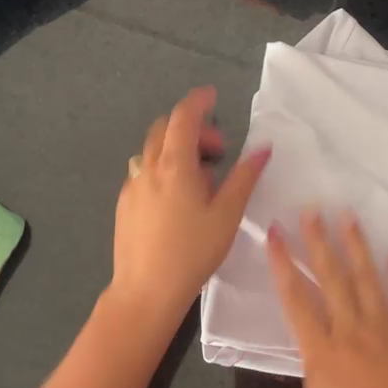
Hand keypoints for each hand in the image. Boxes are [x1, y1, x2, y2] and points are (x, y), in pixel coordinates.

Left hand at [110, 87, 270, 323]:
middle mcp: (148, 168)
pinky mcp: (124, 205)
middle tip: (218, 151)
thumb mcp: (227, 215)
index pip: (183, 117)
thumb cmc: (192, 252)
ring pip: (152, 152)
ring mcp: (132, 186)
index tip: (213, 96)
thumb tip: (263, 149)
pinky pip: (144, 173)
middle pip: (164, 129)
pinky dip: (163, 170)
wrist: (145, 291)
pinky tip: (178, 201)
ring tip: (201, 182)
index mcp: (174, 166)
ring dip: (177, 151)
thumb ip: (244, 178)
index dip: (198, 101)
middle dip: (192, 129)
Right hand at [216, 211, 387, 387]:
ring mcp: (383, 329)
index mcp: (322, 350)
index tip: (273, 232)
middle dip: (318, 242)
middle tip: (311, 208)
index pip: (297, 299)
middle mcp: (350, 330)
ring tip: (347, 215)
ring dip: (355, 246)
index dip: (282, 265)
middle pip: (332, 278)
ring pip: (366, 280)